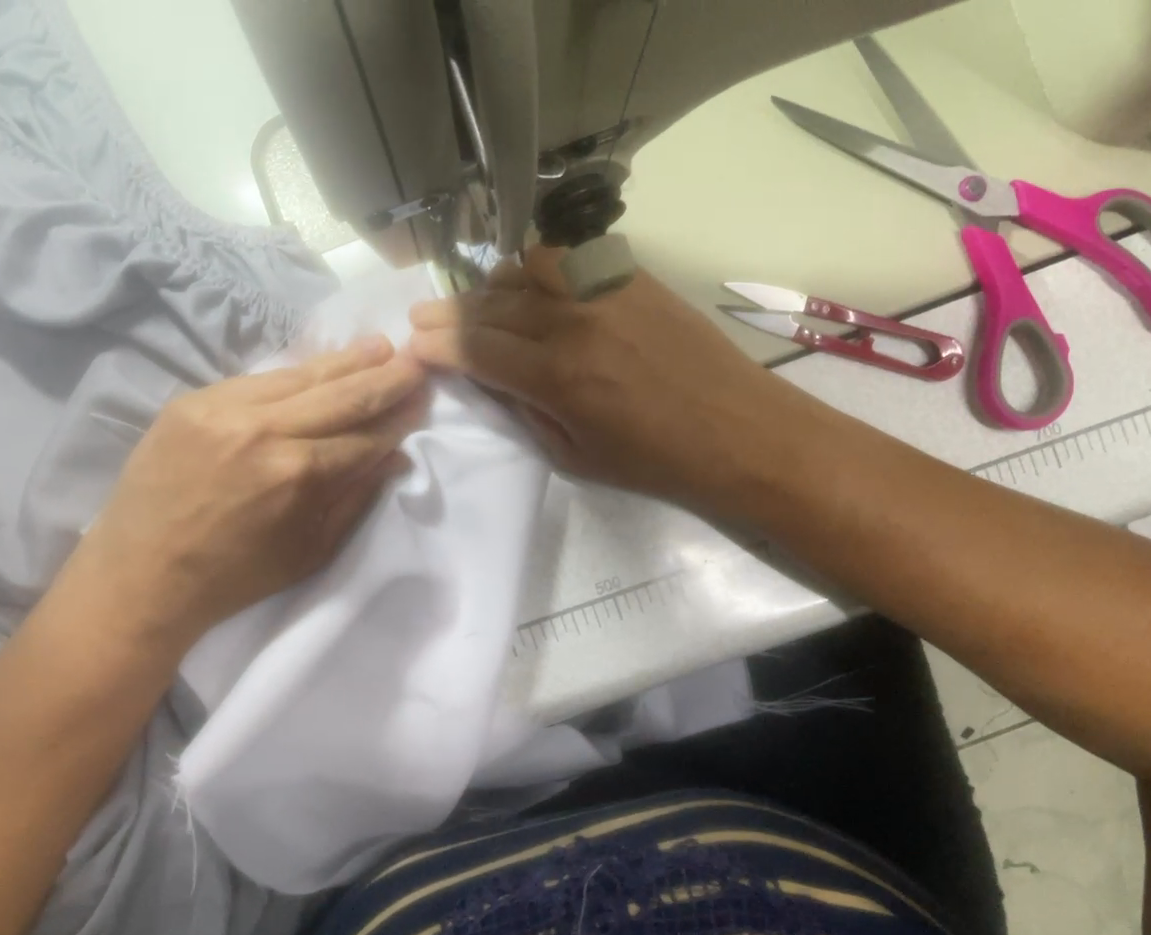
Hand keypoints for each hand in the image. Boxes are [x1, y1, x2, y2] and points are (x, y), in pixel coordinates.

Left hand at [70, 337, 427, 641]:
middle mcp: (266, 431)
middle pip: (341, 395)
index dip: (399, 418)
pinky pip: (258, 380)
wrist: (142, 574)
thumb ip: (355, 499)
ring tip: (379, 347)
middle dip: (385, 378)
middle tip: (415, 361)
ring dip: (345, 362)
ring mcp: (225, 409)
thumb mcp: (310, 552)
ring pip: (300, 376)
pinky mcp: (193, 401)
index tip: (424, 399)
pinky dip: (295, 375)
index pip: (365, 436)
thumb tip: (395, 457)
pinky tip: (320, 367)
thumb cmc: (235, 577)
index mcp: (298, 476)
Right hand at [405, 247, 800, 508]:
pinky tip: (529, 282)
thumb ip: (524, 412)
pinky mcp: (632, 278)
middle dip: (448, 314)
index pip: (475, 348)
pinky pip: (569, 257)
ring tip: (478, 302)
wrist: (737, 430)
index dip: (436, 346)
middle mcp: (573, 323)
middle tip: (422, 318)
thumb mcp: (575, 457)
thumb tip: (489, 381)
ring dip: (491, 285)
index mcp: (556, 377)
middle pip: (491, 306)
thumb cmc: (654, 461)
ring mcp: (604, 292)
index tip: (413, 345)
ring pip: (525, 269)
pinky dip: (536, 266)